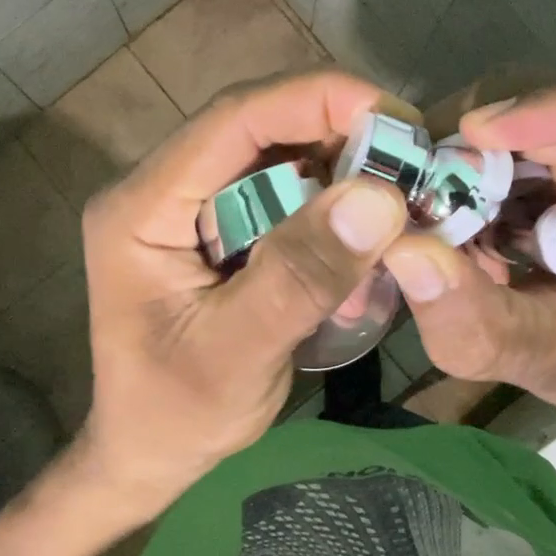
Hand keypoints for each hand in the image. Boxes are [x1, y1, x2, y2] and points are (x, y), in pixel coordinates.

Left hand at [77, 72, 412, 501]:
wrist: (148, 455)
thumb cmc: (176, 414)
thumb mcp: (237, 353)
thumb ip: (299, 276)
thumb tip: (378, 197)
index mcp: (140, 208)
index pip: (230, 121)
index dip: (313, 101)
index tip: (394, 116)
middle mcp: (160, 191)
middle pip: (256, 130)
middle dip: (338, 135)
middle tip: (414, 160)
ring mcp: (188, 207)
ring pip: (275, 158)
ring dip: (340, 170)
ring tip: (403, 193)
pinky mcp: (216, 230)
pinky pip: (281, 195)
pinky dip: (329, 205)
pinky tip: (367, 231)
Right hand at [380, 28, 555, 449]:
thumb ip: (486, 328)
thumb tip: (405, 251)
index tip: (489, 138)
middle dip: (487, 133)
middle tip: (428, 195)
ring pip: (525, 97)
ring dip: (464, 148)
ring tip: (434, 212)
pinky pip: (502, 126)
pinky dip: (458, 161)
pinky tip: (448, 214)